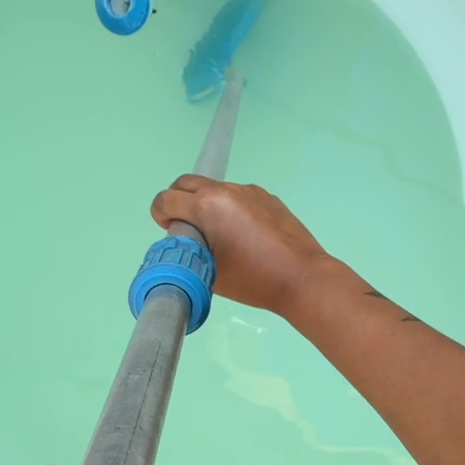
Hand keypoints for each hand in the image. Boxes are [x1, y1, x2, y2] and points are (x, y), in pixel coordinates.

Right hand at [151, 174, 329, 313]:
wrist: (303, 278)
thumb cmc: (255, 281)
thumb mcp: (210, 273)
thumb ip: (192, 250)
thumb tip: (190, 242)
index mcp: (207, 207)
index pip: (166, 199)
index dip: (161, 216)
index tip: (171, 231)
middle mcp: (227, 191)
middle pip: (186, 183)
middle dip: (179, 201)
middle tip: (188, 228)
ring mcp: (251, 192)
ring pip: (215, 188)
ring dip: (207, 204)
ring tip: (221, 235)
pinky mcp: (269, 198)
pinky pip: (239, 196)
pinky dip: (232, 208)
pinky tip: (246, 236)